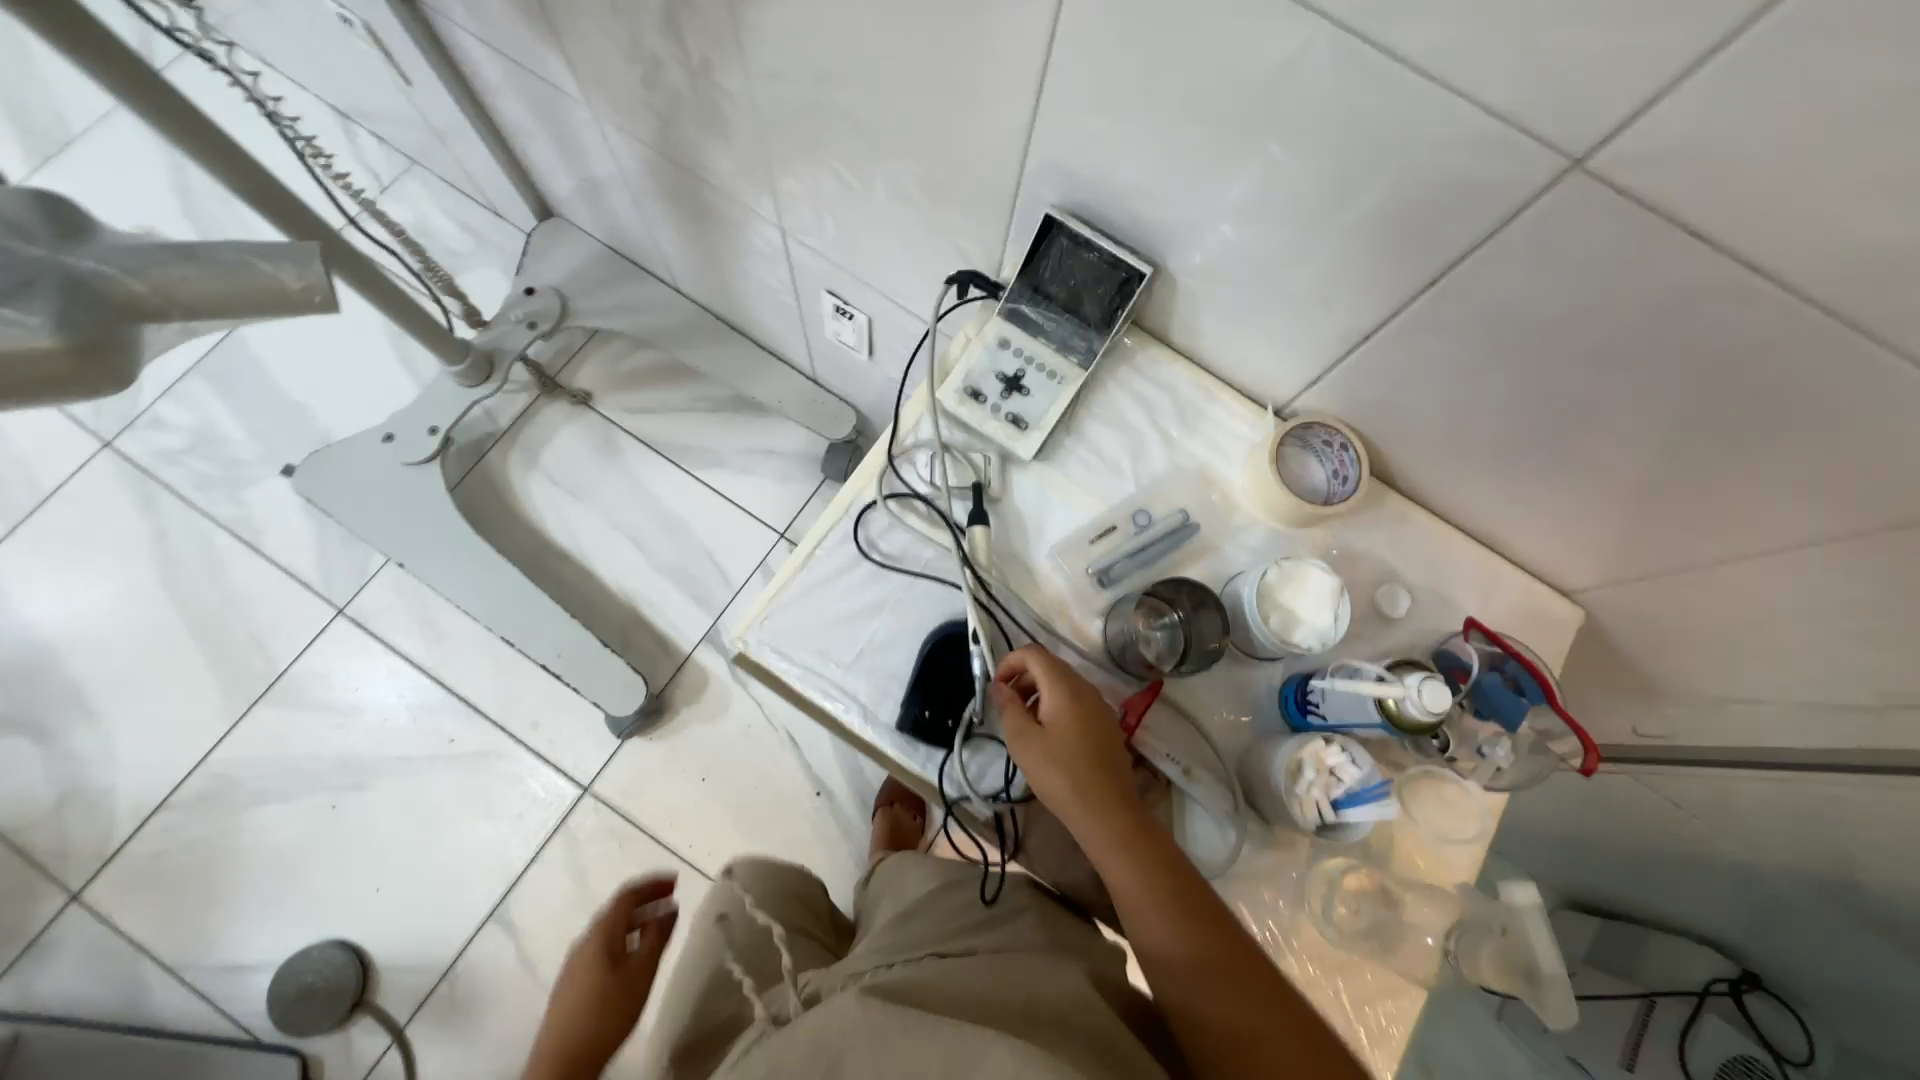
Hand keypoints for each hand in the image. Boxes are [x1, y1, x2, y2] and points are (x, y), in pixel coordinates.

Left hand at [523, 876, 678, 1079]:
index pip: (627, 895)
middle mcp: (585, 941)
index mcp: (601, 933)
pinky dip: (624, 939)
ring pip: (610, 930)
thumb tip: (670, 909)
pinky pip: (603, 947)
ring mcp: (575, 963)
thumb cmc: (608, 1013)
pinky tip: (635, 956)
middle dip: (646, 900)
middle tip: (672, 897)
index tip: (676, 881)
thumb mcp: (642, 973)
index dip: (652, 884)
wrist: (562, 1062)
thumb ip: (657, 937)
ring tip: (660, 925)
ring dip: (636, 921)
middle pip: (617, 911)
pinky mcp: (573, 983)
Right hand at [990, 645, 1142, 834]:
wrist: (1108, 812)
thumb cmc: (1060, 775)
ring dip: (1038, 695)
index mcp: (1065, 686)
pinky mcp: (1107, 725)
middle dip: (1022, 679)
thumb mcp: (1023, 741)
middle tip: (1007, 710)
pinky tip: (1050, 739)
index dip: (1009, 662)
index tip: (996, 688)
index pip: (1033, 653)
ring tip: (1025, 727)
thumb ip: (1008, 707)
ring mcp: (1100, 706)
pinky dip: (1056, 708)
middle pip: (1050, 666)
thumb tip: (999, 686)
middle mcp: (1086, 688)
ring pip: (1064, 685)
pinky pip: (1077, 703)